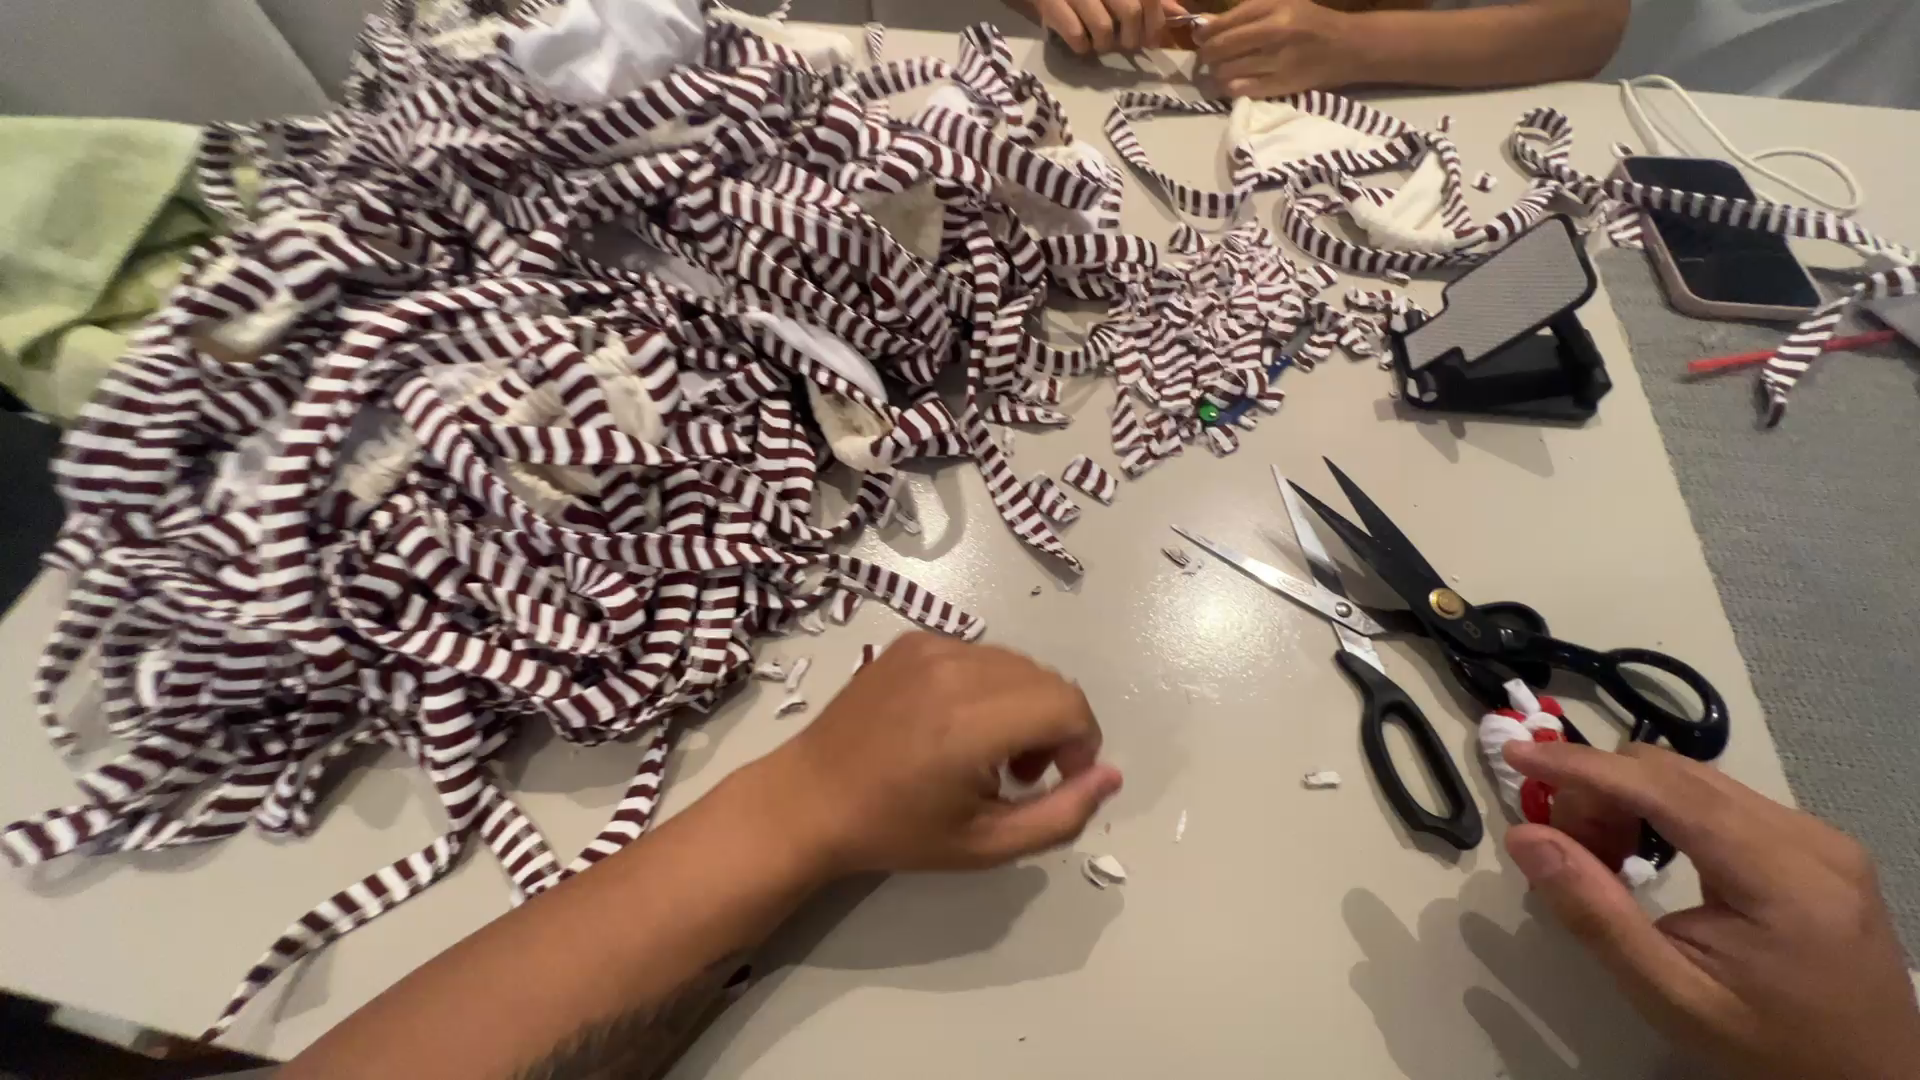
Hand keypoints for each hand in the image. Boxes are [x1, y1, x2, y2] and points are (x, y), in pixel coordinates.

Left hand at [762, 633, 1121, 875]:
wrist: (811, 797)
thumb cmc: (897, 830)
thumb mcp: (987, 844)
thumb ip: (1062, 814)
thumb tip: (1110, 775)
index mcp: (971, 721)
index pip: (1068, 704)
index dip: (1082, 742)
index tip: (1059, 778)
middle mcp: (954, 668)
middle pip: (1047, 681)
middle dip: (1054, 726)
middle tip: (1020, 773)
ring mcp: (930, 645)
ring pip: (1016, 664)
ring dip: (1023, 703)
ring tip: (987, 749)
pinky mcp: (912, 639)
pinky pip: (979, 654)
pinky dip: (988, 685)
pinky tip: (955, 722)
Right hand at [1035, 0, 1183, 53]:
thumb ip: (1153, 1)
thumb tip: (1180, 16)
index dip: (1154, 22)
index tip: (1150, 39)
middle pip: (1130, 13)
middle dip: (1131, 38)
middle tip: (1125, 44)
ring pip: (1104, 29)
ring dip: (1105, 45)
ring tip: (1100, 43)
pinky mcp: (1054, 6)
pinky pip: (1077, 38)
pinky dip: (1082, 48)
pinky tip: (1082, 44)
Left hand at [1192, 0, 1361, 97]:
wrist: (1345, 47)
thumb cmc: (1308, 21)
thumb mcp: (1281, 4)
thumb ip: (1244, 14)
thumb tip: (1204, 25)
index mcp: (1274, 6)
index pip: (1224, 24)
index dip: (1204, 34)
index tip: (1200, 38)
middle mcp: (1274, 32)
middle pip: (1219, 49)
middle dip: (1207, 55)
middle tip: (1208, 57)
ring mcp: (1276, 61)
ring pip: (1225, 72)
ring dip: (1216, 73)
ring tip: (1221, 69)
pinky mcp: (1278, 86)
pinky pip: (1238, 90)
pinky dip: (1229, 87)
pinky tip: (1233, 82)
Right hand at [1503, 740, 1919, 1079]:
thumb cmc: (1766, 1044)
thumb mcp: (1667, 992)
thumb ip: (1593, 912)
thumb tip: (1523, 834)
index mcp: (1785, 879)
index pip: (1667, 790)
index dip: (1584, 766)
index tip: (1513, 755)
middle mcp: (1807, 839)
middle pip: (1668, 772)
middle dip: (1595, 792)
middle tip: (1564, 847)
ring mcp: (1812, 834)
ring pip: (1679, 774)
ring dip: (1618, 798)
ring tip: (1600, 856)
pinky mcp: (1804, 839)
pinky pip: (1702, 793)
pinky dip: (1648, 806)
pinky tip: (1638, 849)